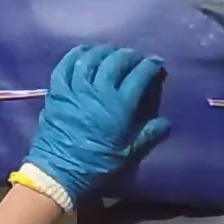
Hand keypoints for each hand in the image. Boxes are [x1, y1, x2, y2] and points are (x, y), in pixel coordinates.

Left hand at [23, 44, 170, 204]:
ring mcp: (76, 88)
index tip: (156, 64)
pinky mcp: (57, 91)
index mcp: (119, 106)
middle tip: (136, 58)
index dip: (150, 65)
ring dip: (105, 51)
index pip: (139, 74)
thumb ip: (149, 135)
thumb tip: (166, 123)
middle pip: (117, 60)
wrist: (59, 172)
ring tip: (112, 53)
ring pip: (92, 58)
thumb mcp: (129, 154)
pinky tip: (85, 53)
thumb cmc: (97, 165)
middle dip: (130, 55)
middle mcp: (98, 91)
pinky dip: (77, 55)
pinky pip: (66, 64)